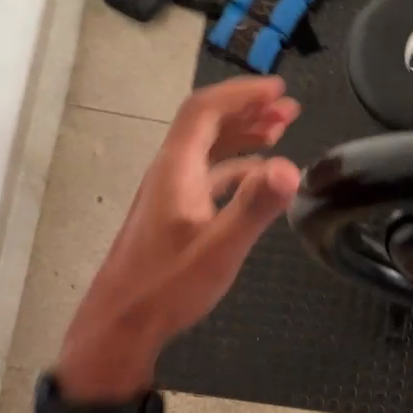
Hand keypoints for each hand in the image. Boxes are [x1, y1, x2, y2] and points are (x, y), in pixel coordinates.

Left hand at [56, 77, 301, 397]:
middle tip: (288, 108)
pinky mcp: (171, 218)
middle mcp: (170, 174)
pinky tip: (254, 183)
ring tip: (278, 134)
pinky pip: (206, 178)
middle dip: (249, 111)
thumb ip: (254, 207)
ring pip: (207, 152)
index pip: (207, 111)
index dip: (243, 94)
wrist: (121, 323)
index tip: (279, 89)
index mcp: (177, 170)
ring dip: (242, 138)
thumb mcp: (219, 249)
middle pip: (207, 126)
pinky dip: (234, 169)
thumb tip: (290, 169)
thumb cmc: (168, 286)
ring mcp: (168, 196)